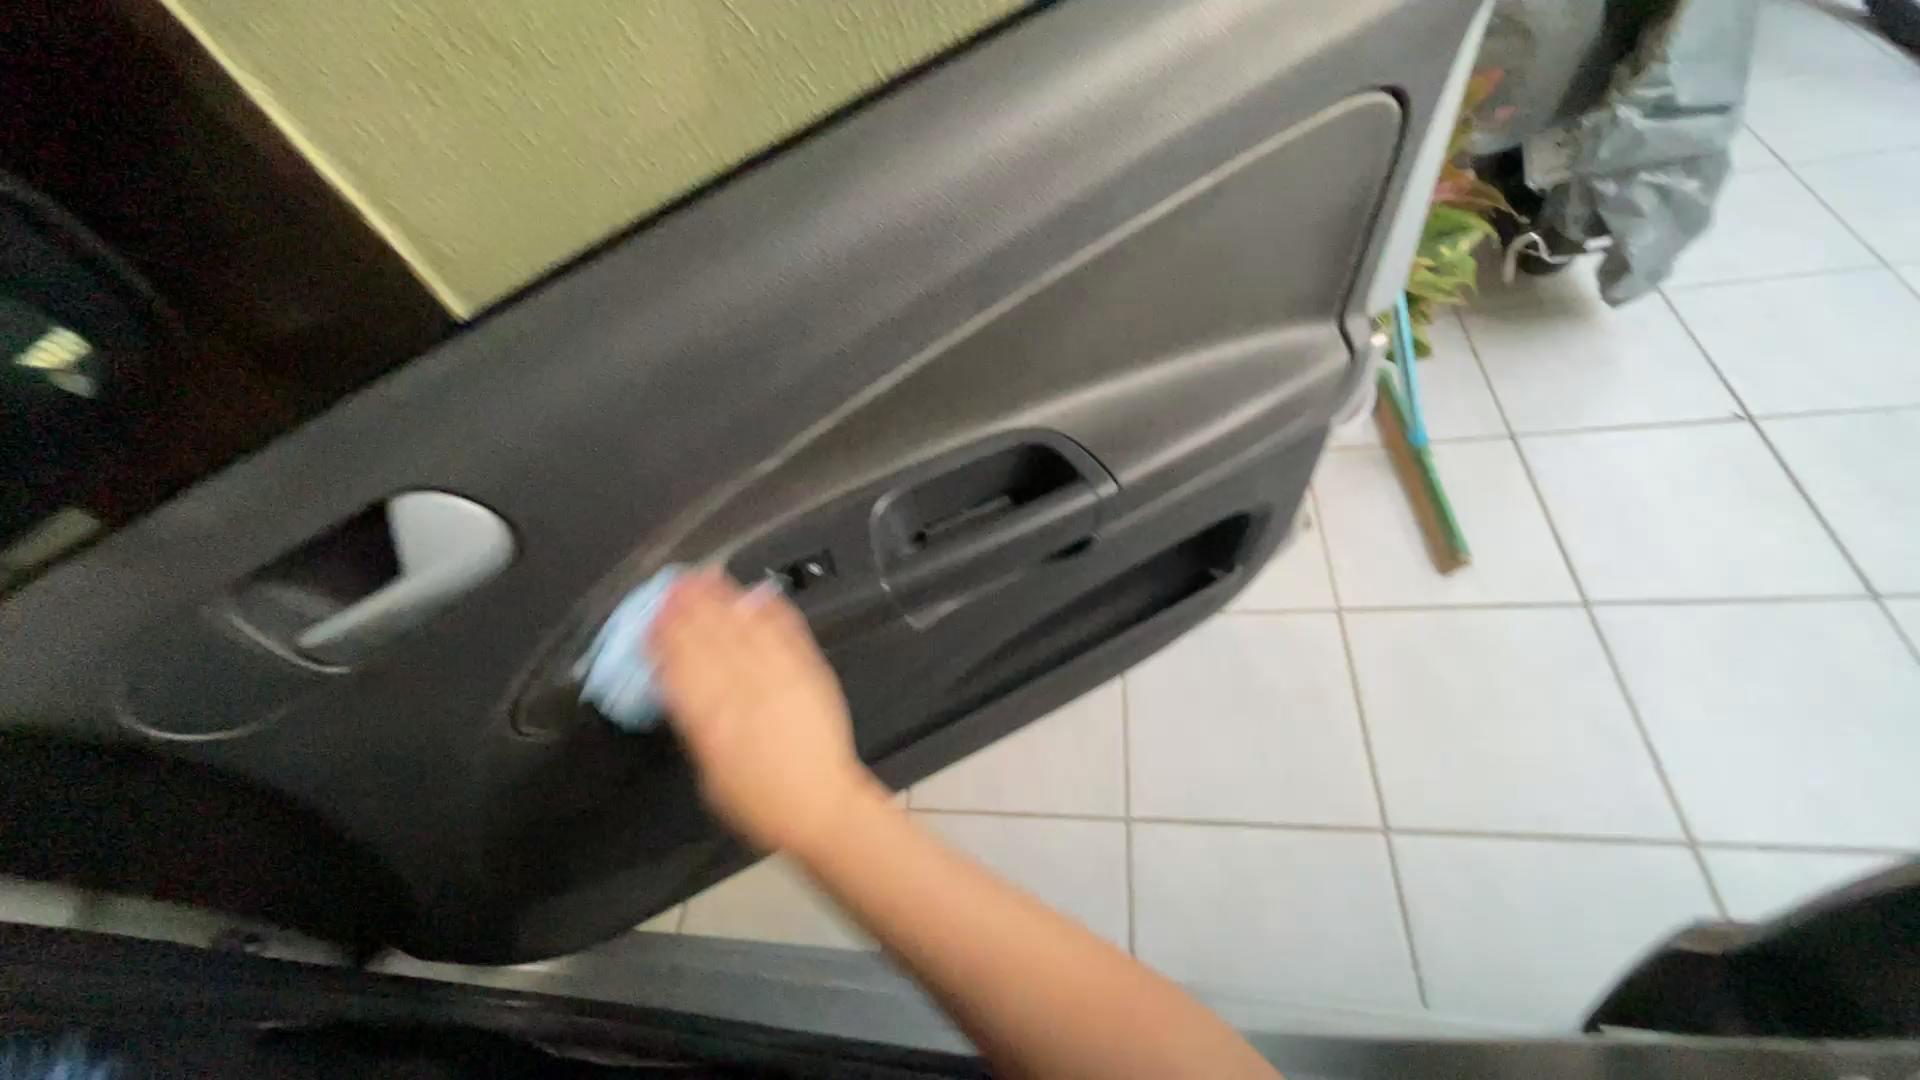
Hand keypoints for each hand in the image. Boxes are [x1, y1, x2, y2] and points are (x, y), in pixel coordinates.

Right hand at [649, 569, 884, 854]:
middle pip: (712, 640)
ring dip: (725, 600)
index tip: (655, 615)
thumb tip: (685, 690)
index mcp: (714, 722)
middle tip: (676, 583)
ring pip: (746, 629)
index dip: (667, 637)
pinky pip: (789, 634)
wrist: (822, 805)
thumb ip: (698, 727)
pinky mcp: (811, 673)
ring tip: (708, 577)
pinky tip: (757, 595)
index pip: (683, 668)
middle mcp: (746, 692)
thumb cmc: (760, 801)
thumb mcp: (711, 773)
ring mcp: (782, 678)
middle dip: (692, 609)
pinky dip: (771, 612)